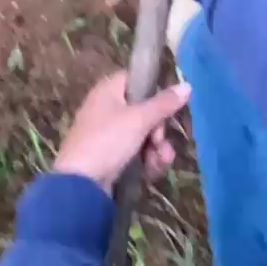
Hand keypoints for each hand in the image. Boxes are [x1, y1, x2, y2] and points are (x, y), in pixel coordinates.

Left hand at [51, 73, 191, 191]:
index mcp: (108, 90)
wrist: (80, 185)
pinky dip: (146, 160)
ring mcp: (107, 133)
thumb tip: (187, 85)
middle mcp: (106, 107)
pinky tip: (152, 171)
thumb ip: (164, 103)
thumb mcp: (139, 119)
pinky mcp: (110, 157)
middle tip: (158, 140)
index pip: (136, 79)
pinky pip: (135, 152)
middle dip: (158, 129)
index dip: (154, 92)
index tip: (166, 107)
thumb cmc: (107, 140)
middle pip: (143, 110)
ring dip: (156, 148)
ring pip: (142, 134)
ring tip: (160, 161)